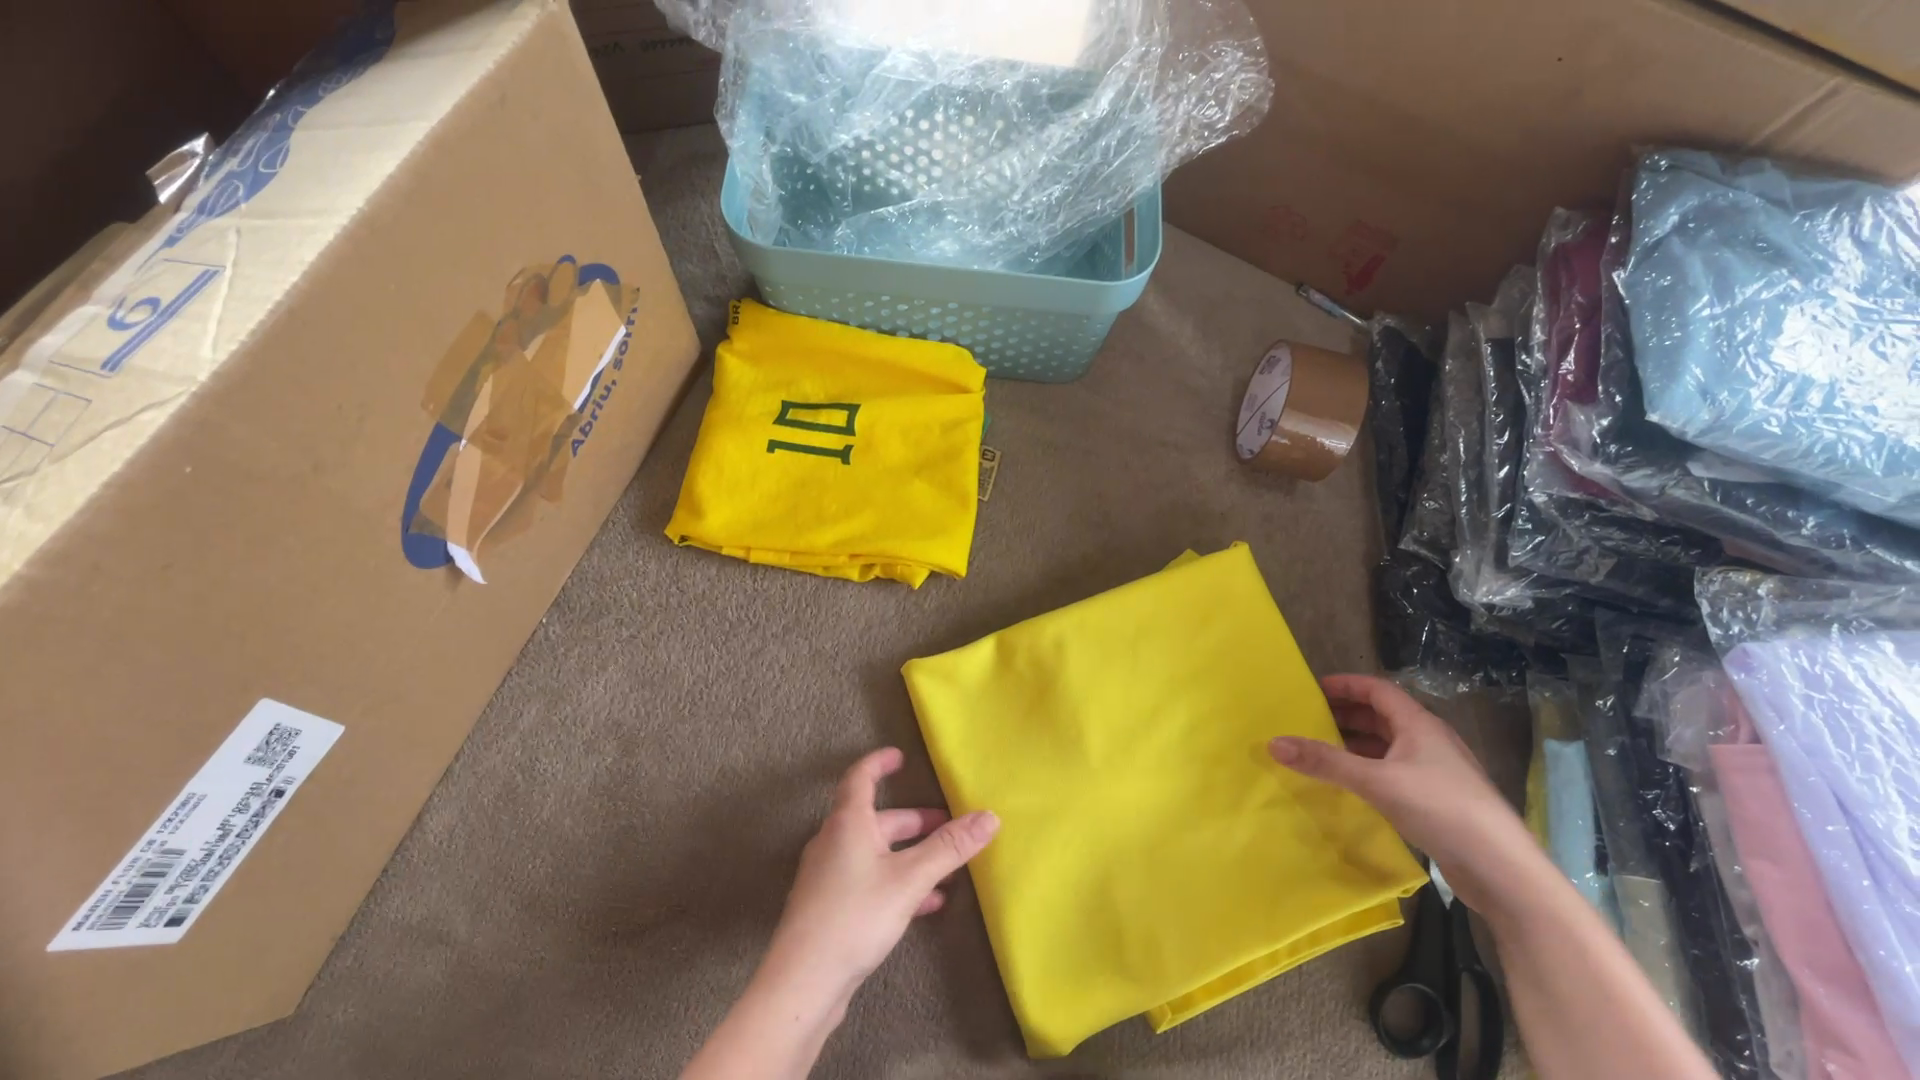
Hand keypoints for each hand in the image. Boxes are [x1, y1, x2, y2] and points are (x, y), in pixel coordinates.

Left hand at [765, 748, 998, 998]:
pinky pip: (869, 880)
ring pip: (875, 853)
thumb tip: (989, 817)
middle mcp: (833, 842)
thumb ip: (949, 848)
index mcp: (847, 823)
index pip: (860, 778)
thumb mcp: (910, 879)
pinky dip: (897, 882)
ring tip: (946, 869)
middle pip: (876, 820)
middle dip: (913, 822)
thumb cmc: (854, 916)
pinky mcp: (829, 907)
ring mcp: (828, 876)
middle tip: (948, 826)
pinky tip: (925, 904)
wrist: (804, 981)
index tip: (900, 757)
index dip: (879, 763)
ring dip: (909, 855)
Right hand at [1268, 674, 1533, 912]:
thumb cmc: (1440, 808)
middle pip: (1381, 715)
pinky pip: (1393, 770)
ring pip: (1387, 745)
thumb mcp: (1376, 781)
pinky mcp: (1436, 798)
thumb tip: (1273, 743)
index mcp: (1419, 724)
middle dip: (1344, 714)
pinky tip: (1350, 784)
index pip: (1377, 690)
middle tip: (1306, 720)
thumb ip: (1325, 762)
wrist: (1499, 866)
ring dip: (1355, 743)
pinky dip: (1367, 769)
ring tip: (1319, 750)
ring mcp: (1435, 770)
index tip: (1310, 689)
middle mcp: (1428, 740)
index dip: (1344, 685)